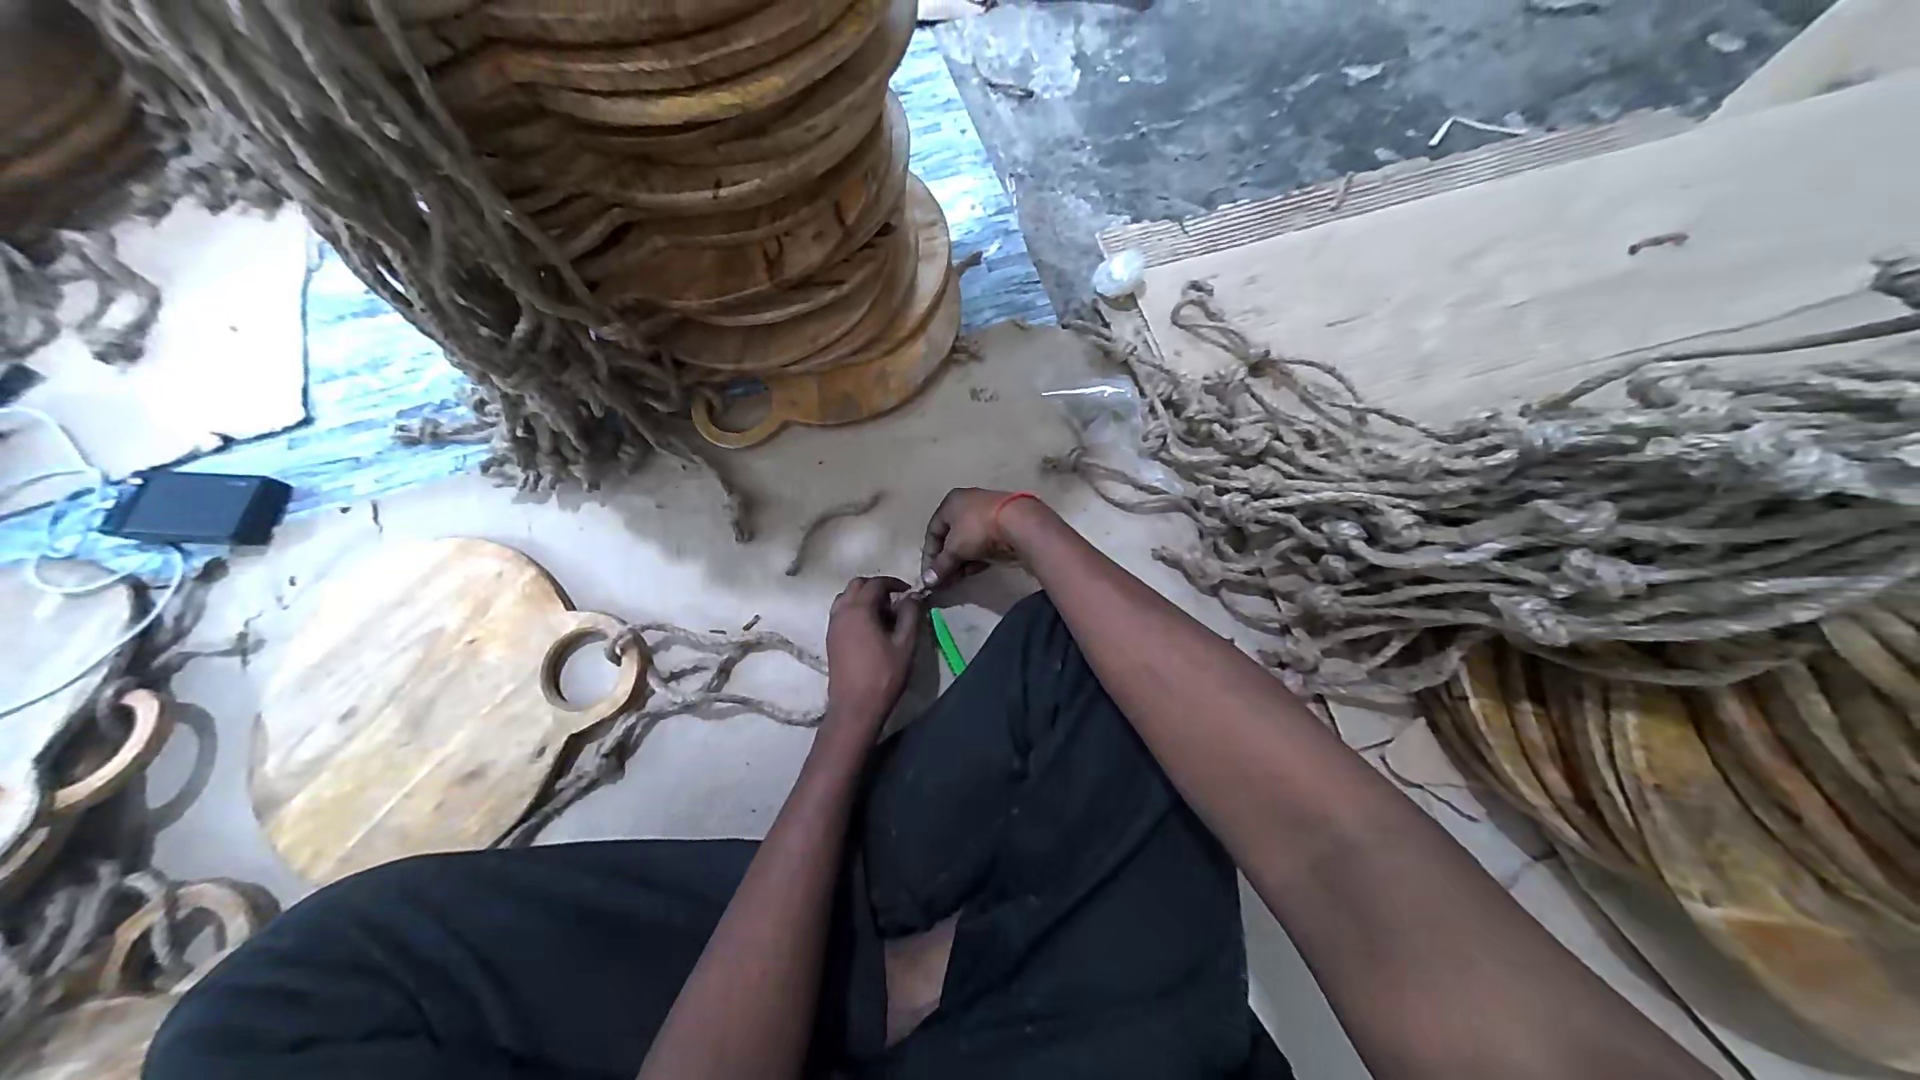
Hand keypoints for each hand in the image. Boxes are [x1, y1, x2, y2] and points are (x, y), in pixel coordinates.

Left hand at [824, 577, 922, 733]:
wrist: (855, 707)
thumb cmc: (883, 675)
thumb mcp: (905, 644)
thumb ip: (911, 615)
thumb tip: (913, 596)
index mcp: (858, 609)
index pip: (875, 583)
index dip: (894, 583)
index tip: (909, 592)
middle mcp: (841, 612)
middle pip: (857, 585)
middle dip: (877, 587)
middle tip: (896, 601)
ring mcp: (833, 626)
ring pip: (846, 598)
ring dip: (864, 598)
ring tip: (884, 615)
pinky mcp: (831, 639)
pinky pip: (841, 613)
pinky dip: (856, 610)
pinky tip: (871, 629)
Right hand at [920, 488, 1045, 588]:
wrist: (1020, 524)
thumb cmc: (978, 530)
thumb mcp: (954, 549)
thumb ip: (940, 566)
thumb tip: (927, 582)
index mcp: (951, 502)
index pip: (933, 530)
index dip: (929, 554)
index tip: (929, 575)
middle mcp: (967, 505)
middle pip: (951, 537)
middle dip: (946, 561)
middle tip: (943, 581)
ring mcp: (987, 515)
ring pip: (967, 542)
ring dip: (960, 562)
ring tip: (956, 580)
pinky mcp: (1003, 527)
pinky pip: (983, 544)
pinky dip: (976, 558)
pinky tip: (972, 572)